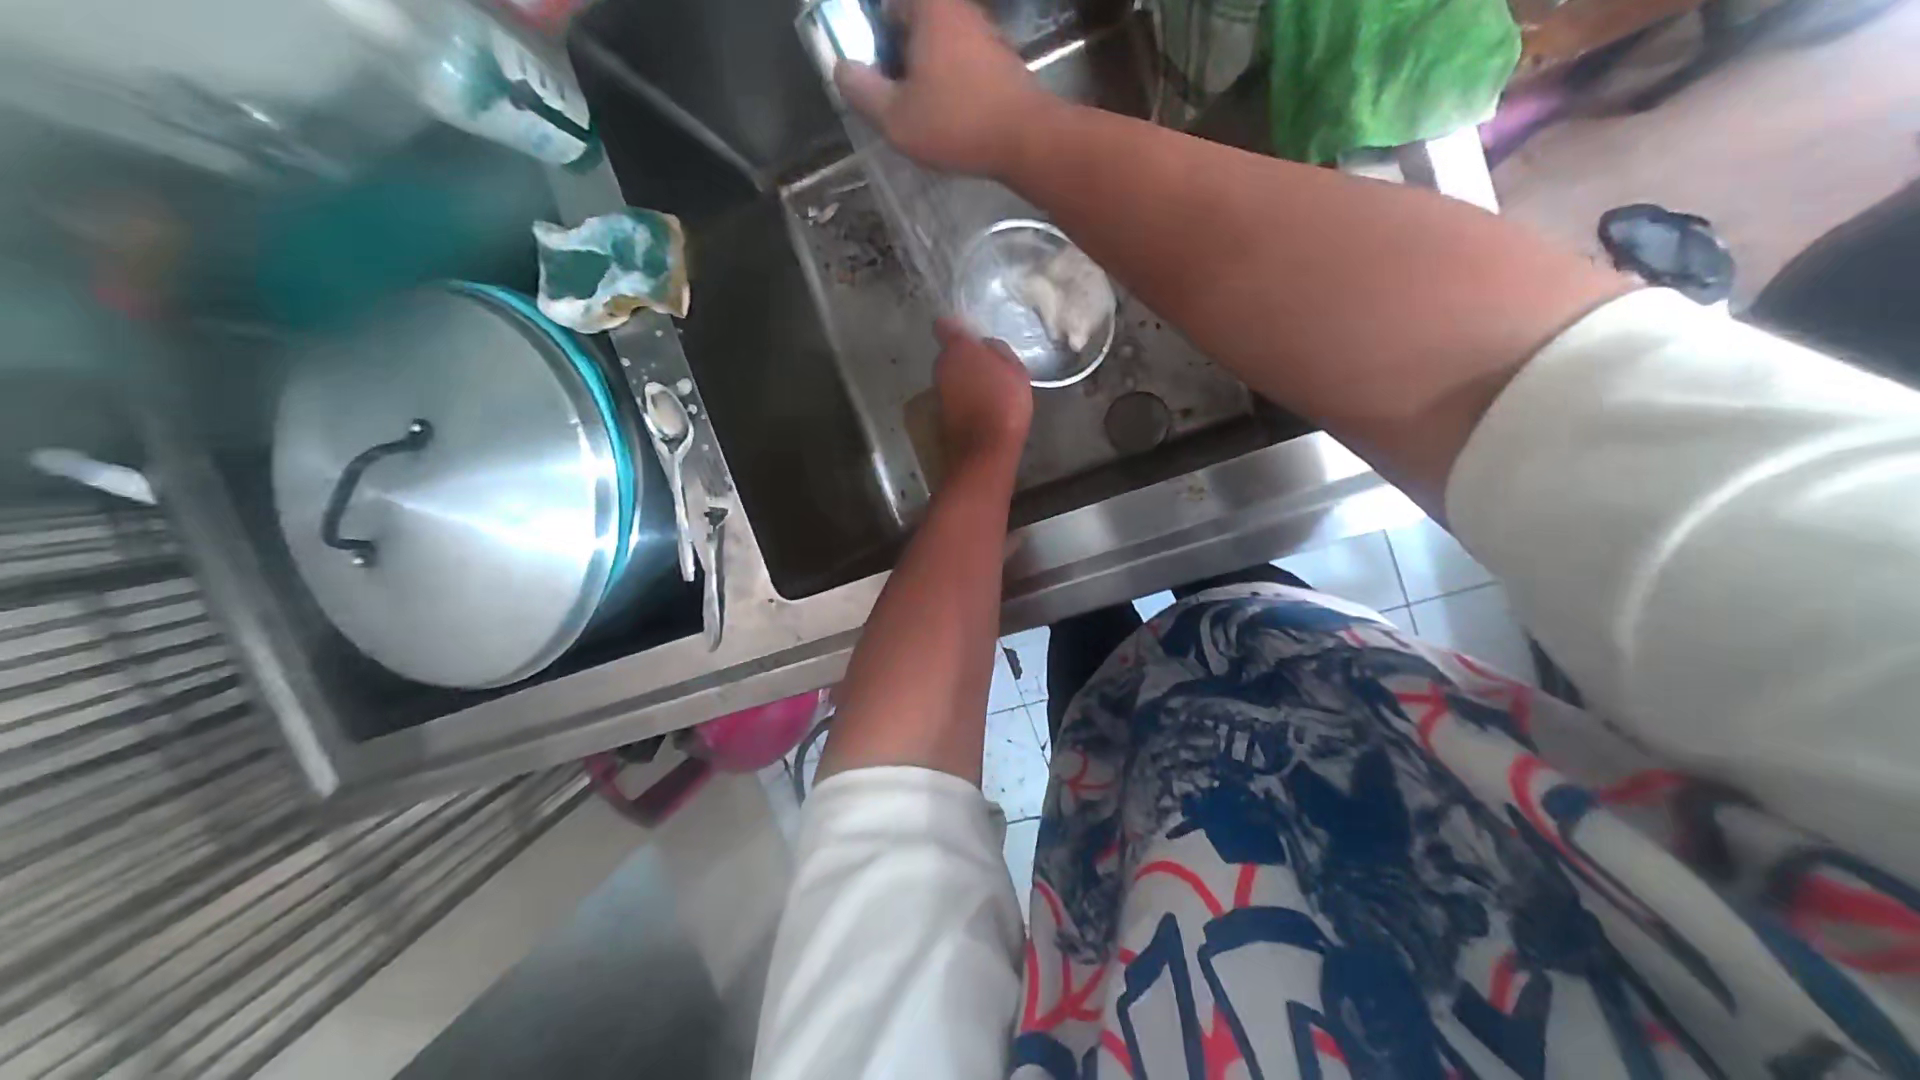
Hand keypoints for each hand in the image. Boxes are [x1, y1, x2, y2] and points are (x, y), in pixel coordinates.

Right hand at [833, 0, 1058, 177]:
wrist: (1027, 140)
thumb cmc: (956, 123)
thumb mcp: (895, 117)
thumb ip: (862, 91)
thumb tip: (841, 69)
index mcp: (929, 6)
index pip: (887, 4)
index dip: (873, 33)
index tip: (869, 69)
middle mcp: (960, 9)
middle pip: (914, 22)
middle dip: (898, 54)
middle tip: (891, 96)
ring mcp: (986, 34)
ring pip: (940, 45)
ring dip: (925, 73)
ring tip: (918, 112)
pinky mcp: (1003, 62)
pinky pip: (963, 64)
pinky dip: (950, 84)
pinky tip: (948, 117)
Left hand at [933, 318, 1031, 468]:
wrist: (985, 450)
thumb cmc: (1004, 404)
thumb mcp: (1015, 370)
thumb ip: (998, 351)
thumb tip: (987, 346)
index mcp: (958, 350)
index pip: (945, 326)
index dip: (955, 328)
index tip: (969, 334)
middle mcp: (941, 367)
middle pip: (949, 354)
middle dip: (964, 356)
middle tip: (988, 366)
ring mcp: (937, 391)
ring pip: (951, 375)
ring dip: (964, 378)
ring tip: (988, 388)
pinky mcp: (940, 413)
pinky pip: (953, 396)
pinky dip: (963, 397)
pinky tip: (982, 406)